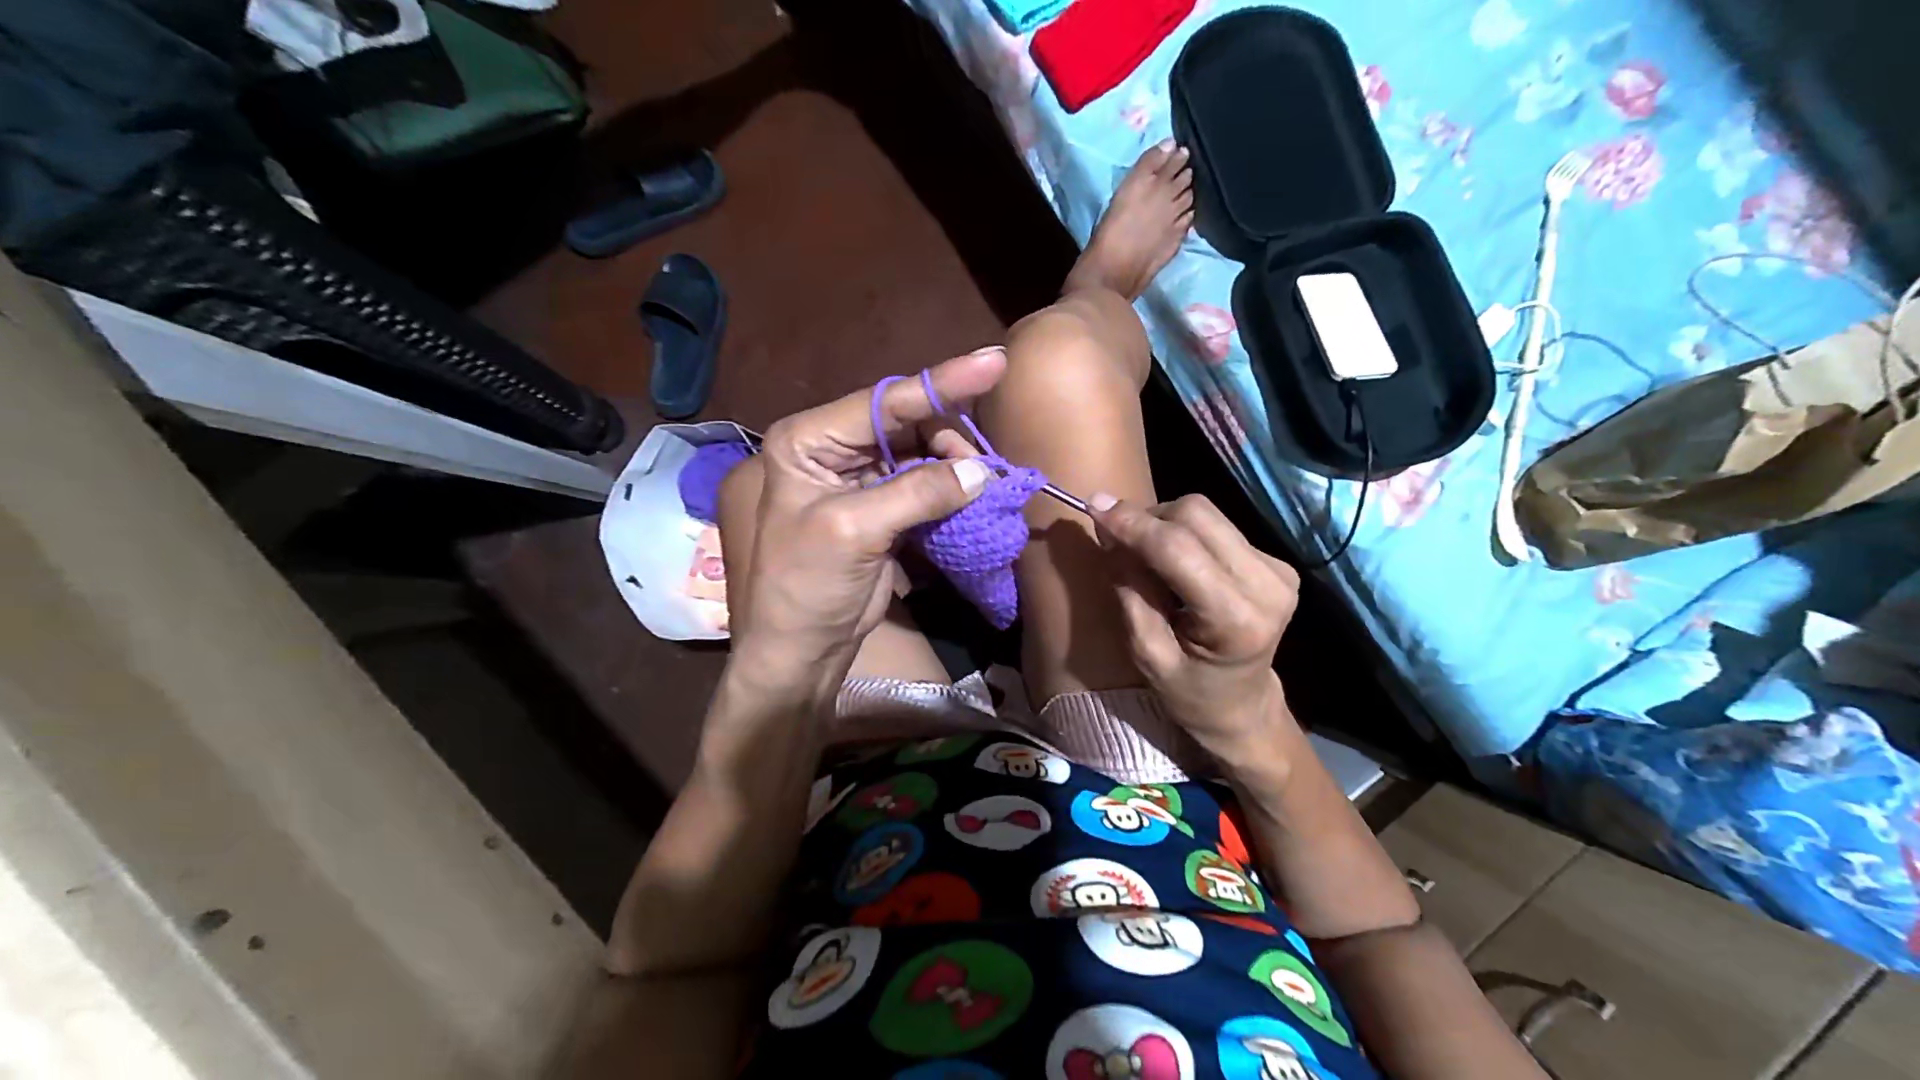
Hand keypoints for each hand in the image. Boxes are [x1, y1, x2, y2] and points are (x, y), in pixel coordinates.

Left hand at [730, 348, 1007, 684]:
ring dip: (955, 463)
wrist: (799, 651)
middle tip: (986, 463)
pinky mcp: (881, 509)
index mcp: (807, 441)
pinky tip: (975, 492)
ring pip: (920, 452)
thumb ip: (917, 492)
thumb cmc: (805, 586)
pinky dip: (951, 488)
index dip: (941, 383)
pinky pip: (924, 484)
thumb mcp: (854, 531)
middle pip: (906, 422)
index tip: (995, 362)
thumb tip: (980, 470)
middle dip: (950, 435)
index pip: (883, 402)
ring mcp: (859, 479)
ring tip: (985, 481)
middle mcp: (831, 450)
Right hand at [1090, 494, 1300, 761]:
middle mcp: (1267, 585)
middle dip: (1147, 519)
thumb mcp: (1147, 655)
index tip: (1093, 507)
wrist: (1244, 705)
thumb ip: (1130, 593)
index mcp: (1237, 620)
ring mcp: (1277, 569)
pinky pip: (1217, 526)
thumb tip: (1109, 533)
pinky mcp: (1275, 561)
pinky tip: (1173, 561)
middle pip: (1196, 516)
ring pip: (1206, 513)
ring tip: (1143, 552)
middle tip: (1115, 537)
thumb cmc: (1191, 693)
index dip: (1133, 524)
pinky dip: (1184, 533)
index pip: (1178, 550)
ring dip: (1164, 522)